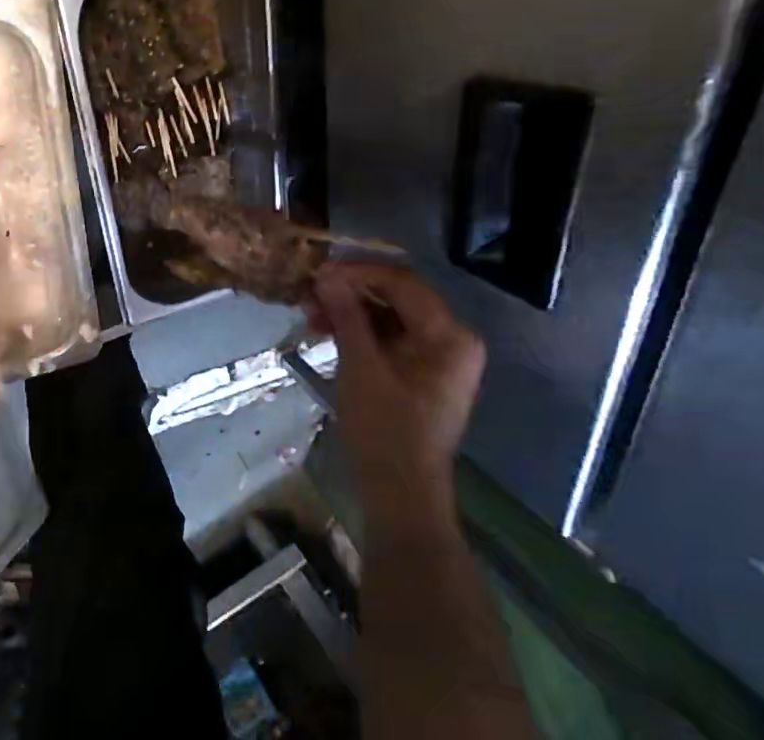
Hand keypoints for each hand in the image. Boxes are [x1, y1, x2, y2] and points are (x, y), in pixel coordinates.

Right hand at [309, 261, 485, 524]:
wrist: (400, 491)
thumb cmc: (384, 429)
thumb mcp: (361, 367)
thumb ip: (346, 316)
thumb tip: (326, 275)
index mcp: (450, 336)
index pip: (403, 283)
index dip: (359, 273)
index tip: (319, 272)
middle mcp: (453, 339)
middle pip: (399, 297)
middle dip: (352, 292)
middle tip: (310, 294)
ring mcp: (440, 357)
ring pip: (391, 317)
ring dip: (352, 312)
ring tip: (311, 316)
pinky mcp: (423, 372)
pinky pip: (392, 338)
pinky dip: (361, 333)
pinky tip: (328, 333)